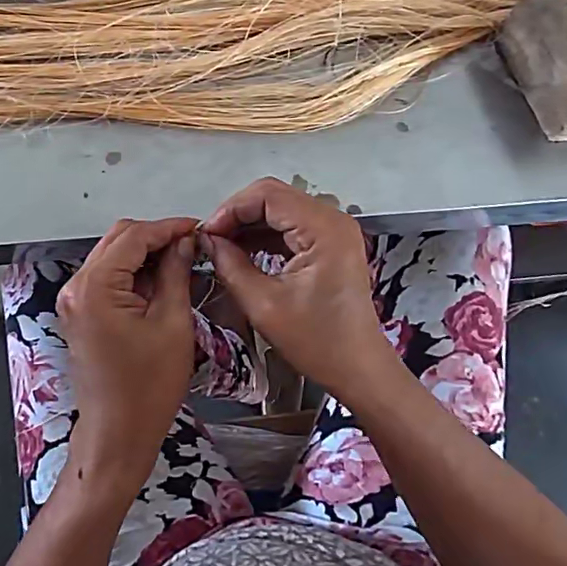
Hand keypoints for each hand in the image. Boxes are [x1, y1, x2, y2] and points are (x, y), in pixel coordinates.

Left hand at [54, 217, 198, 504]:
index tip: (195, 228)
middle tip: (190, 245)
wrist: (117, 433)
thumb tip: (183, 243)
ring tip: (180, 262)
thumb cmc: (146, 389)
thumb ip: (175, 274)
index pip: (132, 237)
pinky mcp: (79, 311)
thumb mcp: (172, 324)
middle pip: (117, 240)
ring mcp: (74, 299)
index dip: (167, 228)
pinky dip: (132, 273)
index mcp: (95, 287)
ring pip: (111, 256)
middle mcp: (76, 287)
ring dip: (143, 254)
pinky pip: (106, 276)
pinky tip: (158, 281)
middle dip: (155, 237)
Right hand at [200, 178, 396, 404]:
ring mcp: (333, 230)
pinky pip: (288, 225)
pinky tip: (241, 251)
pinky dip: (262, 234)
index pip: (266, 195)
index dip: (230, 209)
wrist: (359, 370)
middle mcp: (332, 220)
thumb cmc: (316, 341)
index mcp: (323, 229)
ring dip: (247, 223)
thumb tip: (206, 240)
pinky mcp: (329, 243)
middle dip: (236, 214)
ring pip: (278, 208)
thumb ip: (229, 264)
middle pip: (272, 196)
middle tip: (211, 240)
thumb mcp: (262, 304)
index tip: (207, 235)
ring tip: (220, 246)